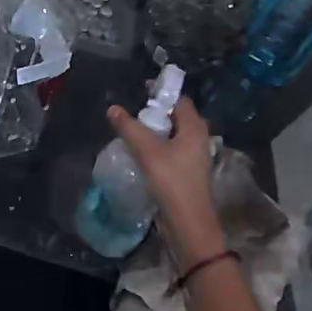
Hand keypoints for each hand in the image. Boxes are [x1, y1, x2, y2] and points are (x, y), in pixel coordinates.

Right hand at [106, 96, 227, 267]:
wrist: (188, 221)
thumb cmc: (171, 181)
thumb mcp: (146, 151)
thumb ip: (129, 127)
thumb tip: (113, 108)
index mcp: (194, 129)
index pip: (180, 100)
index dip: (162, 92)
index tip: (140, 89)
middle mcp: (198, 138)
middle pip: (176, 116)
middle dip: (155, 110)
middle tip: (132, 109)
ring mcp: (193, 156)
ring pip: (172, 133)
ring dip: (154, 129)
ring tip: (131, 128)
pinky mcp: (186, 170)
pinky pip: (170, 148)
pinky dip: (156, 143)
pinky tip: (139, 150)